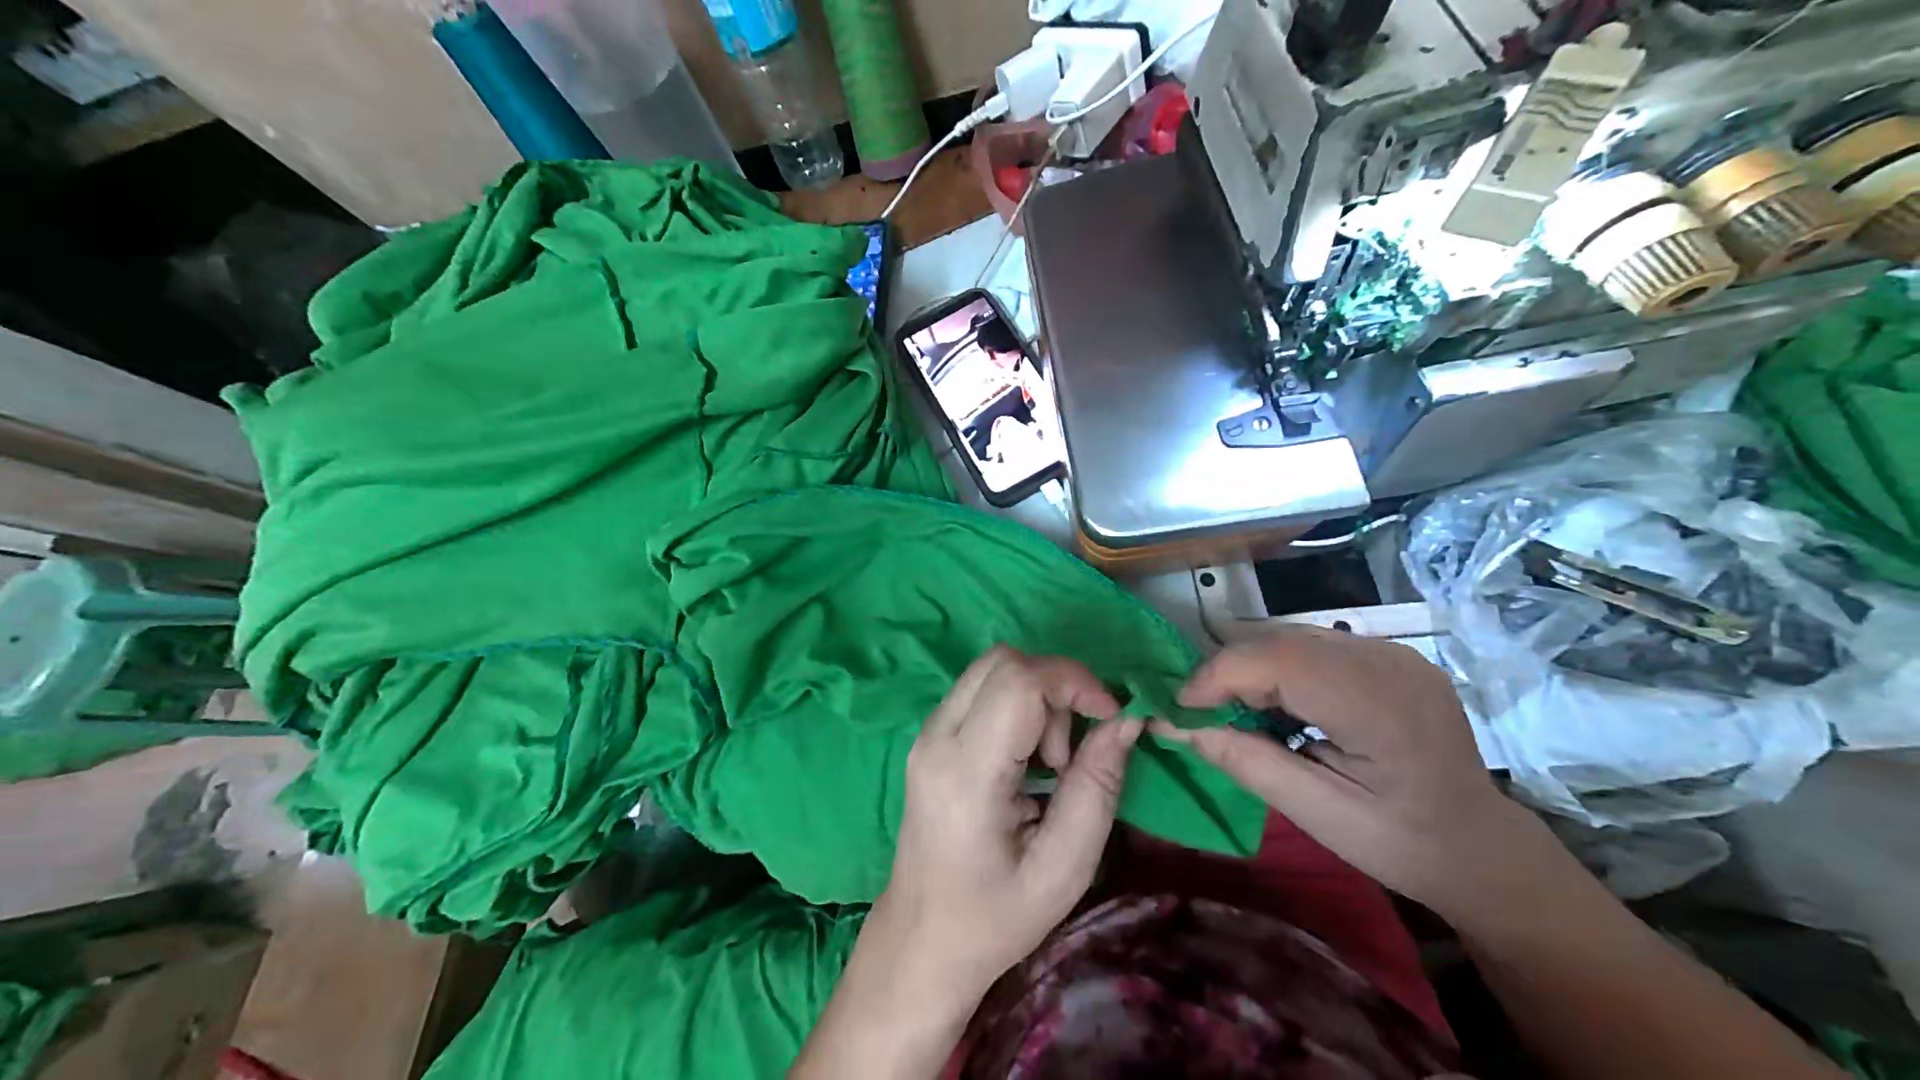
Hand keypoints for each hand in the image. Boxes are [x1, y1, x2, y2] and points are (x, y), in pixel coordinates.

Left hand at [873, 645, 1141, 1003]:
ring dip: (1037, 698)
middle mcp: (936, 739)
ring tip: (1049, 765)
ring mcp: (926, 733)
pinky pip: (982, 689)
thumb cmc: (995, 916)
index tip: (1111, 720)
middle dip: (1056, 689)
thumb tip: (1126, 720)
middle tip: (1068, 756)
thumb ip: (1098, 787)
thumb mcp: (1064, 867)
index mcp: (965, 774)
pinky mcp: (930, 736)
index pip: (1019, 682)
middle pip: (1004, 662)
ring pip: (993, 669)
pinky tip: (1026, 761)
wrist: (924, 937)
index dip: (1074, 683)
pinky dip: (1018, 706)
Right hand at [1151, 626, 1548, 913]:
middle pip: (1279, 641)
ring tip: (1237, 713)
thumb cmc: (1402, 844)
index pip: (1277, 661)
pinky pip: (1312, 645)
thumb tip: (1170, 724)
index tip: (1179, 711)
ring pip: (1290, 637)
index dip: (1216, 676)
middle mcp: (1388, 660)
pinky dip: (1278, 668)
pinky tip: (1279, 705)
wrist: (1482, 848)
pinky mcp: (1389, 653)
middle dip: (1228, 673)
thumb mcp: (1317, 814)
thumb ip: (1244, 761)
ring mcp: (1392, 651)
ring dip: (1251, 669)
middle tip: (1203, 716)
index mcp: (1380, 705)